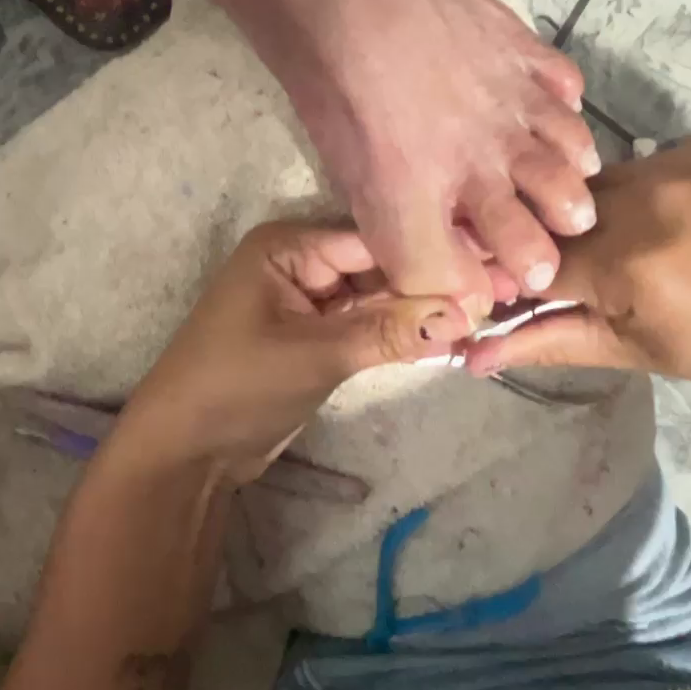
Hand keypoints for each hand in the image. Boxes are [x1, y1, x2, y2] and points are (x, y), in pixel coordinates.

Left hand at [120, 222, 470, 480]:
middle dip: (431, 283)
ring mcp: (310, 300)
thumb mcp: (314, 356)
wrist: (187, 451)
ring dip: (420, 311)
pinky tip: (448, 338)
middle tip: (503, 292)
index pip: (372, 238)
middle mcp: (301, 263)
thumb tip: (462, 316)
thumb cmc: (236, 387)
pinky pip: (367, 325)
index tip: (492, 267)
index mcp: (288, 246)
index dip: (429, 254)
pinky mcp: (316, 335)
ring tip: (488, 313)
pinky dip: (399, 334)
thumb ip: (387, 333)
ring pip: (377, 297)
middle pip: (378, 265)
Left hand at [294, 0, 600, 317]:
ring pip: (568, 163)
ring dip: (570, 188)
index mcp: (418, 203)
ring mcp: (511, 103)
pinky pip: (565, 91)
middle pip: (535, 233)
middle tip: (543, 260)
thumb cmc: (327, 86)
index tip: (485, 288)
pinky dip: (566, 111)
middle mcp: (482, 163)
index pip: (461, 277)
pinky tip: (555, 114)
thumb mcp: (344, 174)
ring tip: (570, 196)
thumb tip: (448, 272)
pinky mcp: (523, 50)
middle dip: (542, 257)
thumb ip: (397, 229)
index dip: (477, 291)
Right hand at [463, 137, 690, 411]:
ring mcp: (681, 160)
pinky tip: (676, 226)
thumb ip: (549, 343)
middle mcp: (645, 195)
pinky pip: (645, 166)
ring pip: (598, 186)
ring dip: (597, 218)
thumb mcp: (640, 353)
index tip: (513, 294)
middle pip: (560, 216)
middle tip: (585, 280)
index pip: (530, 260)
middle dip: (558, 248)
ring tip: (636, 254)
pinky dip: (641, 195)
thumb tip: (469, 359)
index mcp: (627, 260)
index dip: (517, 280)